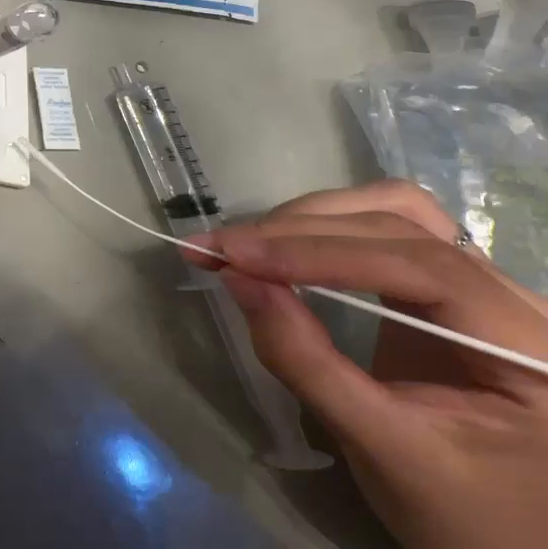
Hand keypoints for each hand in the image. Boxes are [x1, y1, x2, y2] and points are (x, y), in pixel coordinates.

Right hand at [193, 180, 547, 548]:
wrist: (513, 544)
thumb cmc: (467, 514)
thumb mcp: (383, 448)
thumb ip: (308, 362)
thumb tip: (235, 279)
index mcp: (534, 349)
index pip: (423, 266)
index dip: (320, 252)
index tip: (233, 257)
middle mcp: (522, 306)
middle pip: (402, 227)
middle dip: (296, 231)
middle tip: (212, 251)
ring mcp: (486, 294)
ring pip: (393, 214)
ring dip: (307, 220)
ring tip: (238, 246)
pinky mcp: (448, 294)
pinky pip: (385, 236)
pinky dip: (321, 231)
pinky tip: (277, 250)